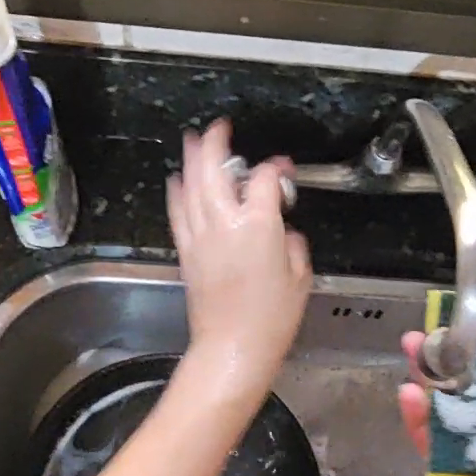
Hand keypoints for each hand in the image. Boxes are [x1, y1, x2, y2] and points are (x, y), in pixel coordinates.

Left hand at [167, 120, 311, 398]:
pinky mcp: (186, 251)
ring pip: (191, 185)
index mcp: (259, 225)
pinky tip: (176, 180)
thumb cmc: (271, 317)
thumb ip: (292, 244)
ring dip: (191, 159)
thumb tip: (283, 233)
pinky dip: (177, 192)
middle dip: (216, 143)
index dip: (276, 168)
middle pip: (215, 169)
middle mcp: (225, 222)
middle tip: (219, 128)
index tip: (284, 170)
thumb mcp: (300, 277)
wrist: (233, 347)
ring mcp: (201, 235)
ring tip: (192, 141)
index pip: (266, 179)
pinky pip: (178, 212)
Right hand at [397, 332, 475, 475]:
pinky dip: (420, 425)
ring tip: (412, 354)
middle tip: (425, 335)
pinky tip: (411, 397)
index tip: (471, 328)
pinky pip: (435, 451)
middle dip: (444, 363)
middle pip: (465, 392)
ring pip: (444, 415)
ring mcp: (474, 458)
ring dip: (425, 384)